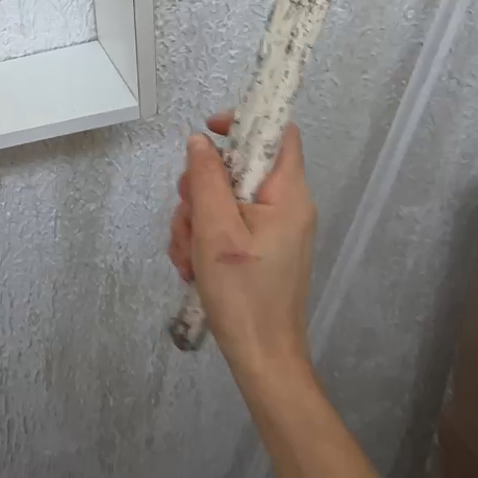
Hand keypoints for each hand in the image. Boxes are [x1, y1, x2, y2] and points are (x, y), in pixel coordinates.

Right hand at [167, 113, 317, 381]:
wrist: (261, 355)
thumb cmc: (243, 293)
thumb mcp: (216, 229)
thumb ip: (207, 178)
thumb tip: (199, 141)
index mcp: (287, 196)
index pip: (278, 133)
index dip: (244, 121)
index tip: (207, 131)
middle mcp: (283, 205)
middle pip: (234, 167)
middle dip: (199, 188)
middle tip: (190, 216)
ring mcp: (270, 227)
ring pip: (219, 196)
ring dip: (194, 219)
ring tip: (190, 254)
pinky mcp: (257, 245)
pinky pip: (221, 222)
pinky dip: (201, 236)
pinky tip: (194, 263)